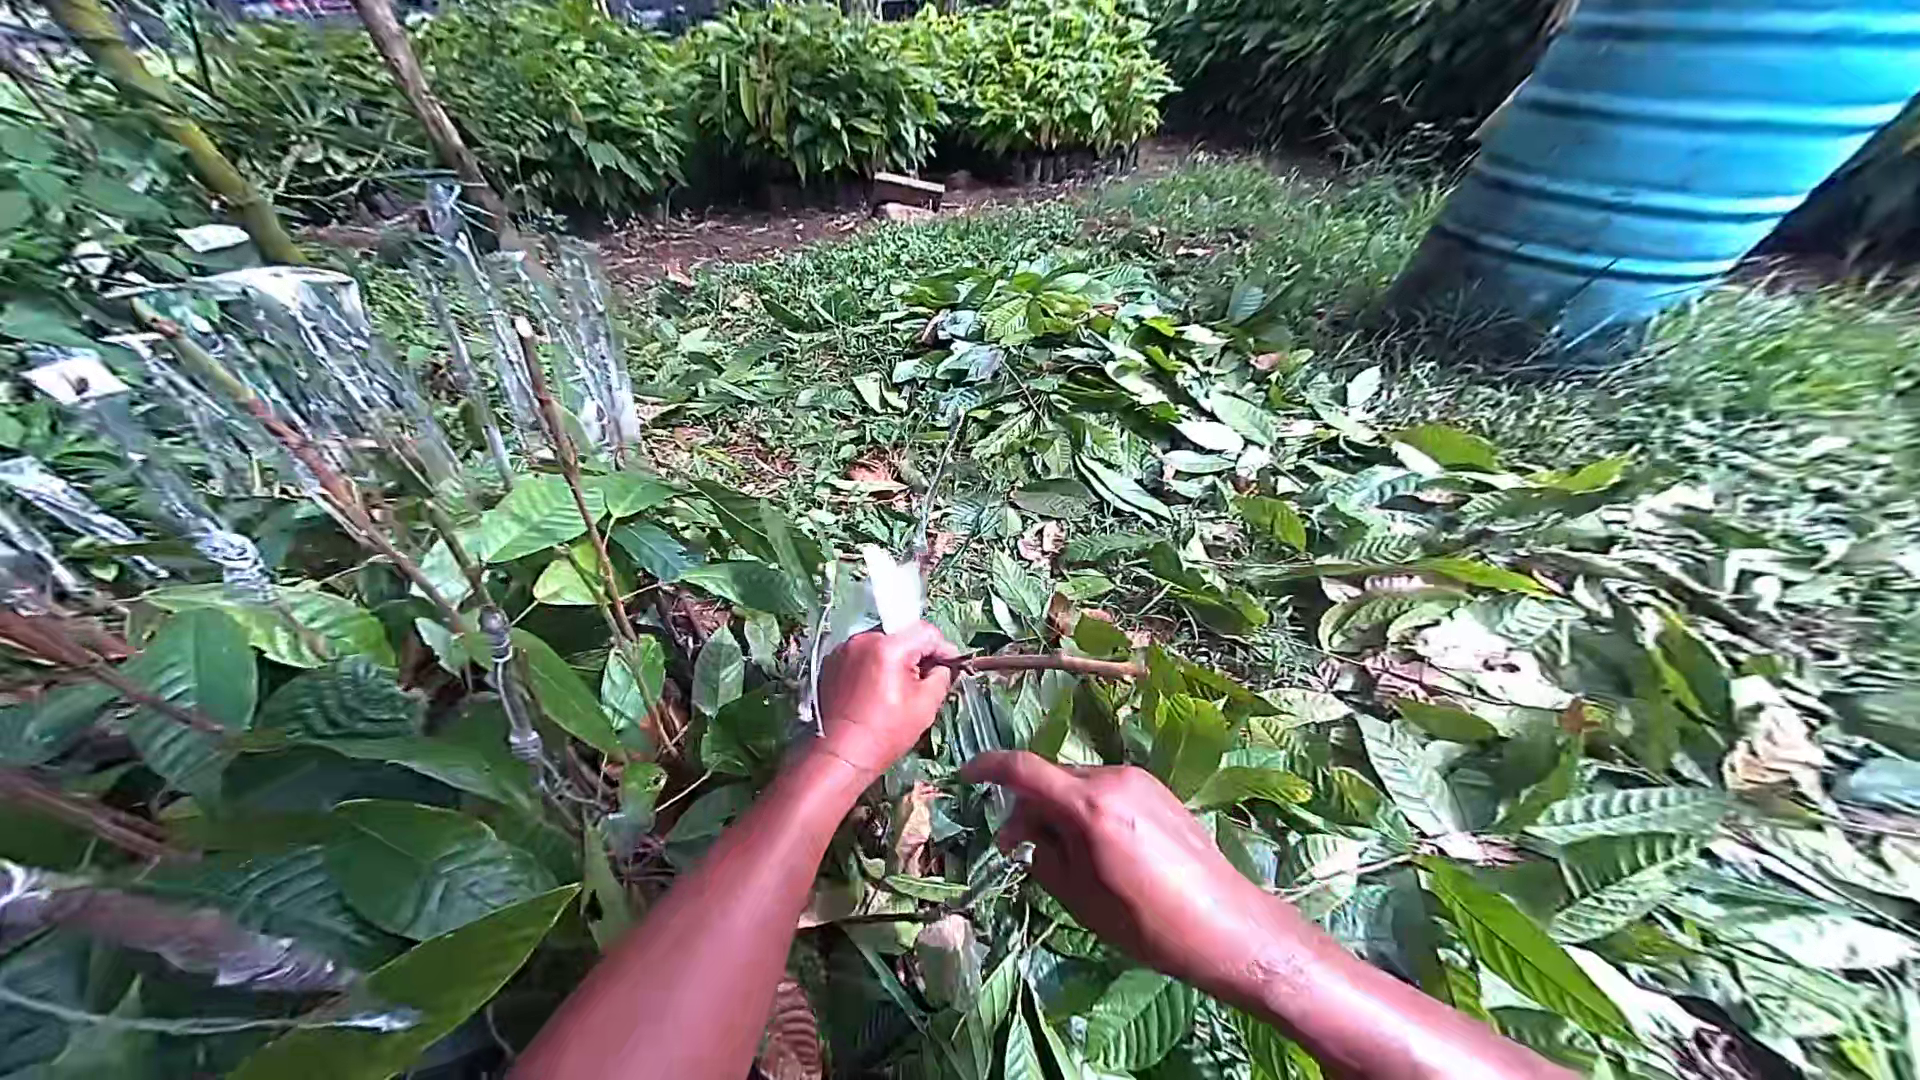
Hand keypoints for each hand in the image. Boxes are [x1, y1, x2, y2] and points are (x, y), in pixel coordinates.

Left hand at [813, 622, 959, 776]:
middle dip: (919, 652)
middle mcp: (863, 640)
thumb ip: (941, 676)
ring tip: (901, 684)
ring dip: (896, 657)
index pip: (926, 631)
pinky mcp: (833, 661)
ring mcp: (844, 649)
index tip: (950, 665)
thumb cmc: (884, 733)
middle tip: (928, 676)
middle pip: (903, 634)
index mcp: (888, 647)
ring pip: (883, 642)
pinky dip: (875, 663)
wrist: (839, 755)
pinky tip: (878, 687)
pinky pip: (864, 653)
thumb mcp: (925, 705)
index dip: (943, 648)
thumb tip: (943, 666)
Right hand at [961, 752, 1311, 997]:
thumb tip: (1026, 831)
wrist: (1229, 926)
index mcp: (1090, 806)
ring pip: (1078, 784)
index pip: (1024, 769)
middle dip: (1030, 808)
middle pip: (1052, 779)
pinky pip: (1105, 788)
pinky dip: (1088, 808)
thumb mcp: (1080, 897)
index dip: (989, 767)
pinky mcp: (1155, 786)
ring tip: (1071, 856)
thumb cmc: (1148, 924)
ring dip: (1061, 810)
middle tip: (1022, 849)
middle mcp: (1112, 778)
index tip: (967, 775)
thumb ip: (1042, 852)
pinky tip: (1102, 846)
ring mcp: (1137, 778)